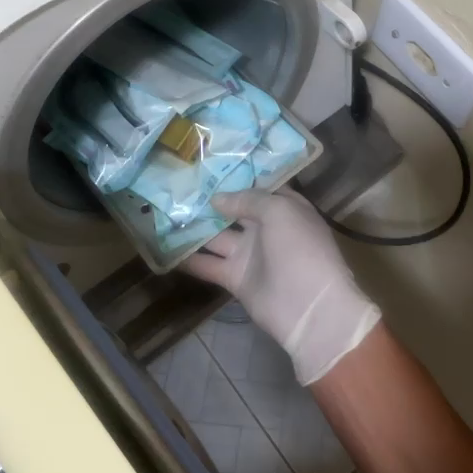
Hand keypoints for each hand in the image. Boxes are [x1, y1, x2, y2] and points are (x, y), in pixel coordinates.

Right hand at [182, 189, 381, 384]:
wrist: (309, 306)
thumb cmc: (300, 248)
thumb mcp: (280, 211)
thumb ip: (248, 200)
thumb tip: (218, 198)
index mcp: (285, 207)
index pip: (259, 187)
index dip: (237, 177)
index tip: (208, 166)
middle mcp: (267, 227)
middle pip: (235, 210)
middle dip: (211, 200)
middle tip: (178, 186)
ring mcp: (251, 253)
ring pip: (217, 236)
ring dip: (195, 227)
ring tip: (165, 211)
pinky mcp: (236, 278)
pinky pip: (209, 265)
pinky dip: (189, 258)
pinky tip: (163, 247)